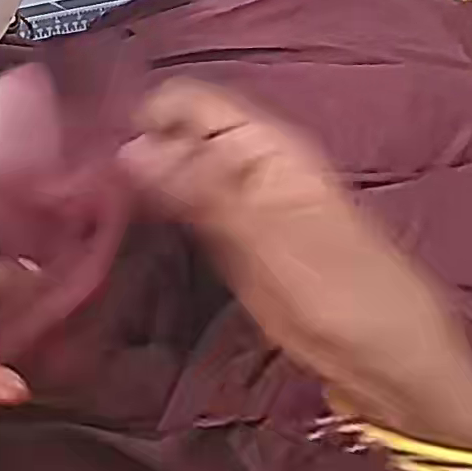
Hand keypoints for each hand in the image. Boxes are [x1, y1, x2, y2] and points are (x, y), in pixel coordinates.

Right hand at [119, 80, 471, 447]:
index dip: (145, 114)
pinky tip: (113, 218)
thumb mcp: (270, 238)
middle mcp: (239, 162)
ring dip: (132, 177)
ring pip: (166, 166)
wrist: (387, 369)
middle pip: (171, 131)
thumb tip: (128, 147)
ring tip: (89, 199)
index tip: (100, 147)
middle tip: (85, 181)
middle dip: (131, 146)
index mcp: (262, 146)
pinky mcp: (217, 232)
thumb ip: (199, 189)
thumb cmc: (344, 296)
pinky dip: (145, 206)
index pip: (188, 101)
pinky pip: (172, 204)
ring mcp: (227, 198)